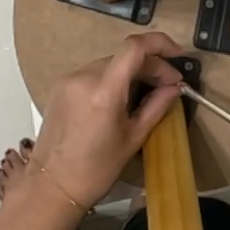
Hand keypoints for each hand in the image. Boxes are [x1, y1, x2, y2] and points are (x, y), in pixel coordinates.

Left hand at [28, 33, 184, 206]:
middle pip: (124, 56)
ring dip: (131, 71)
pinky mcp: (60, 85)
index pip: (134, 48)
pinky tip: (121, 98)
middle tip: (168, 85)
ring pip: (109, 63)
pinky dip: (112, 78)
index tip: (177, 55)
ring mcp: (69, 78)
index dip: (160, 44)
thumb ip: (156, 107)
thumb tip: (175, 87)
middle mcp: (84, 76)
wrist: (52, 185)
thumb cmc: (96, 169)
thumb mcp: (133, 139)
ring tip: (146, 93)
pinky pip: (93, 72)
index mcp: (104, 90)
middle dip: (150, 65)